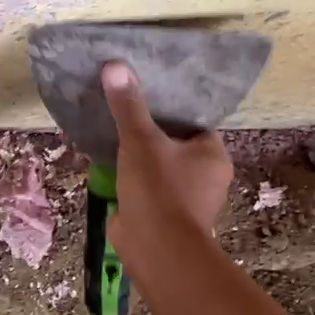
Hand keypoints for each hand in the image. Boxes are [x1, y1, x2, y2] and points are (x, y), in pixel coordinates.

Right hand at [101, 62, 232, 250]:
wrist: (156, 248)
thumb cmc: (159, 189)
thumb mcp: (140, 140)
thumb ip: (128, 105)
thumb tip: (115, 66)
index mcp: (212, 155)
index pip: (193, 122)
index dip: (169, 108)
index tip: (143, 93)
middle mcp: (204, 176)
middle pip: (173, 142)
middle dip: (147, 129)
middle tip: (119, 107)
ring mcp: (182, 197)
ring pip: (156, 163)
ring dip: (134, 152)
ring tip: (106, 129)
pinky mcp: (160, 212)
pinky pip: (143, 183)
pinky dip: (126, 173)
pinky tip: (103, 160)